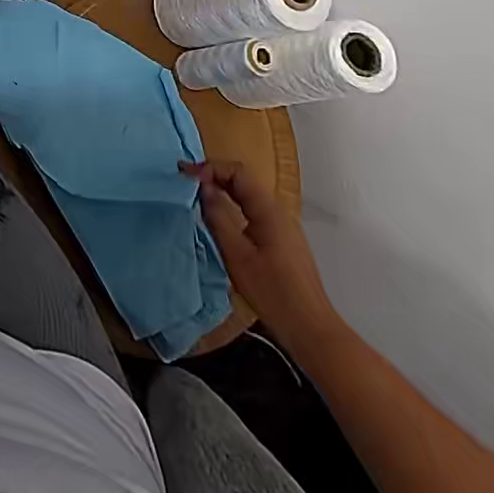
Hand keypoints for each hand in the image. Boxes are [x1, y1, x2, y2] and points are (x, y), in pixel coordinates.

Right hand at [180, 158, 335, 335]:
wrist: (308, 326)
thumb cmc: (272, 291)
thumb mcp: (236, 254)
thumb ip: (217, 217)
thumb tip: (204, 188)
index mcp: (268, 209)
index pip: (237, 171)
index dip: (209, 168)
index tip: (184, 174)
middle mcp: (277, 210)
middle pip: (243, 179)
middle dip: (214, 174)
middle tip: (185, 179)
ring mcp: (281, 224)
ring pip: (248, 194)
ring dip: (222, 188)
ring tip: (197, 194)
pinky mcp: (280, 238)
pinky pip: (252, 209)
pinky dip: (232, 204)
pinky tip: (219, 216)